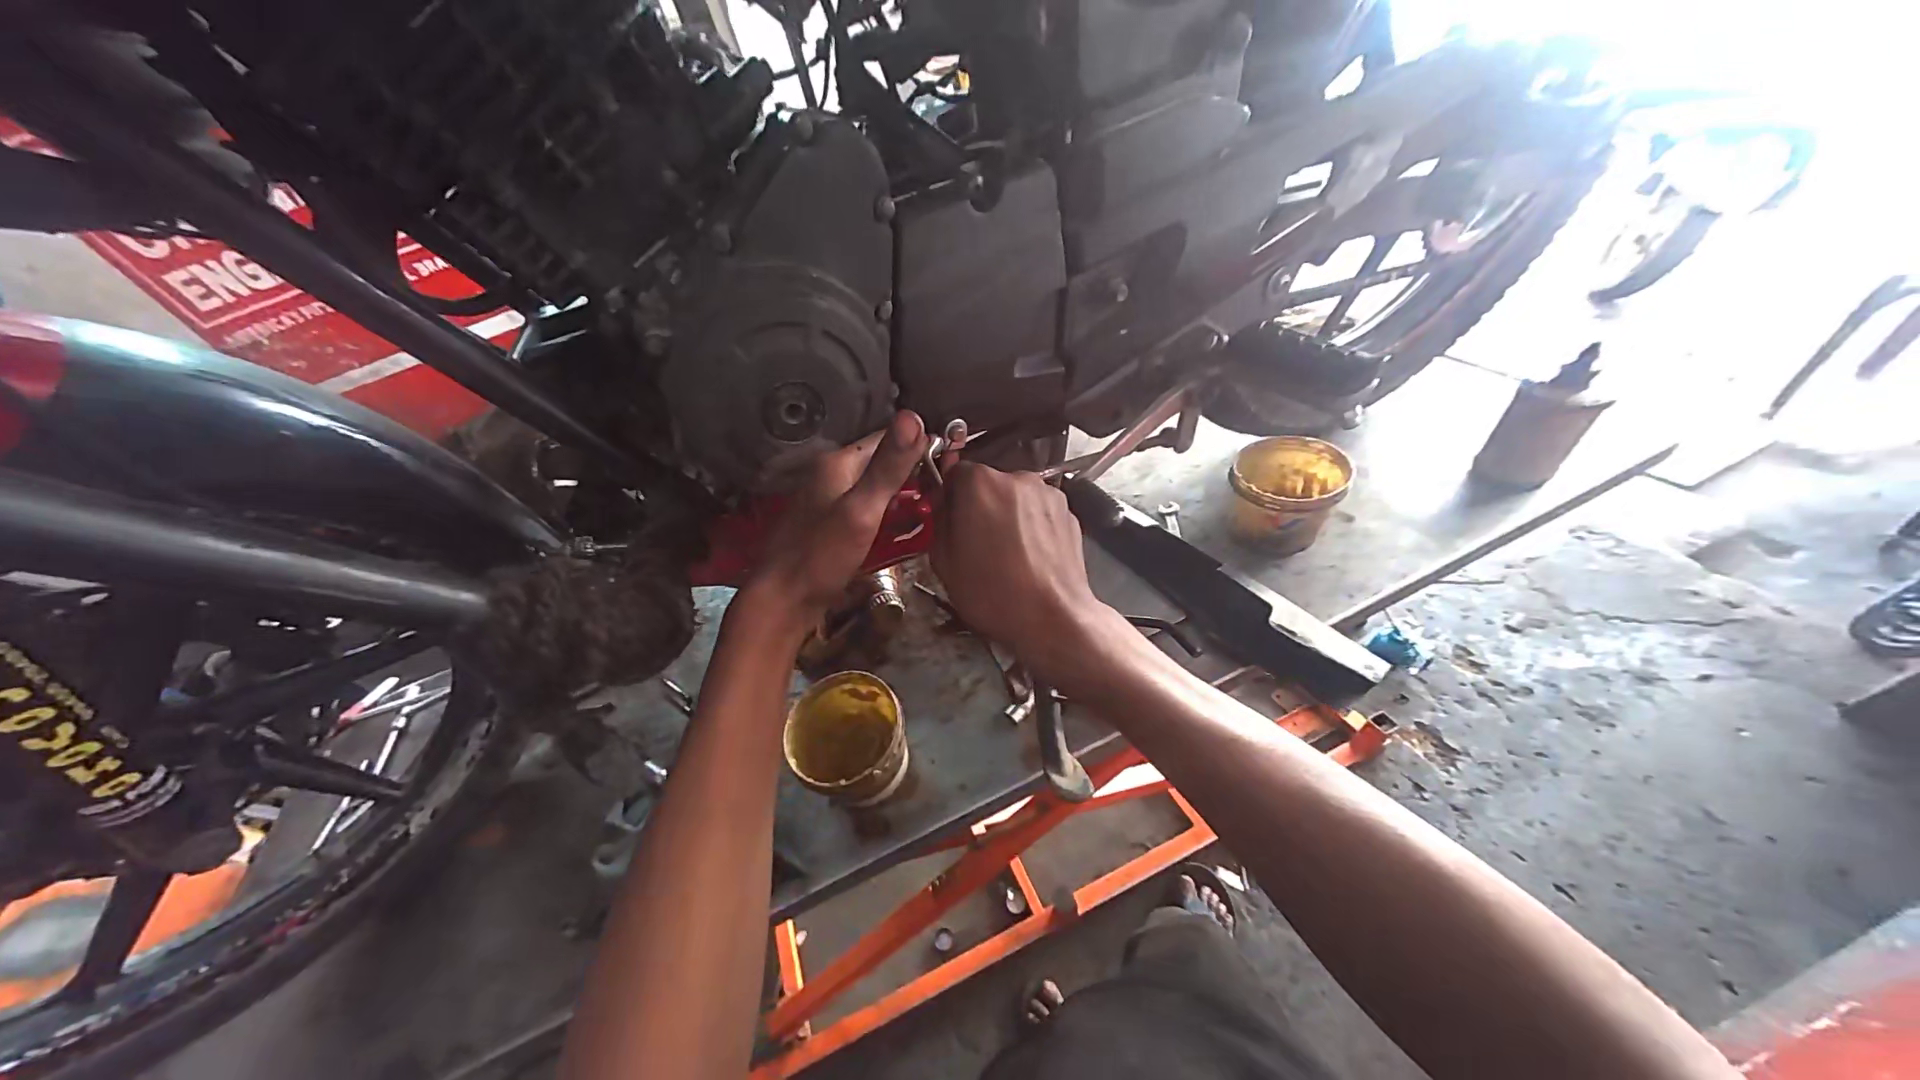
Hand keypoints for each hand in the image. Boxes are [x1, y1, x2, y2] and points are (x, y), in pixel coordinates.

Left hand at [745, 411, 928, 620]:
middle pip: (881, 465)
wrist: (783, 602)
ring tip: (930, 513)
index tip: (949, 461)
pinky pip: (867, 513)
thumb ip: (889, 466)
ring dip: (902, 501)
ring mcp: (829, 502)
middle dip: (912, 477)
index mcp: (837, 463)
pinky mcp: (830, 527)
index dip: (919, 446)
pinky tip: (902, 534)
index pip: (887, 438)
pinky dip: (886, 520)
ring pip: (876, 491)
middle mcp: (831, 476)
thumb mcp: (863, 509)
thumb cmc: (822, 556)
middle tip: (943, 494)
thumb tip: (913, 416)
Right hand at [930, 463, 1125, 691]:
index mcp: (980, 482)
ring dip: (1008, 515)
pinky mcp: (1069, 513)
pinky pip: (1039, 512)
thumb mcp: (944, 560)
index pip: (955, 472)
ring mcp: (1048, 493)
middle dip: (981, 506)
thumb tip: (942, 502)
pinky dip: (1032, 527)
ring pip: (1016, 498)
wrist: (1053, 618)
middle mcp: (1017, 477)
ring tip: (1007, 554)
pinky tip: (1029, 557)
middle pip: (989, 483)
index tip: (950, 519)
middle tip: (976, 543)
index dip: (949, 496)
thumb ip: (939, 519)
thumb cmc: (993, 593)